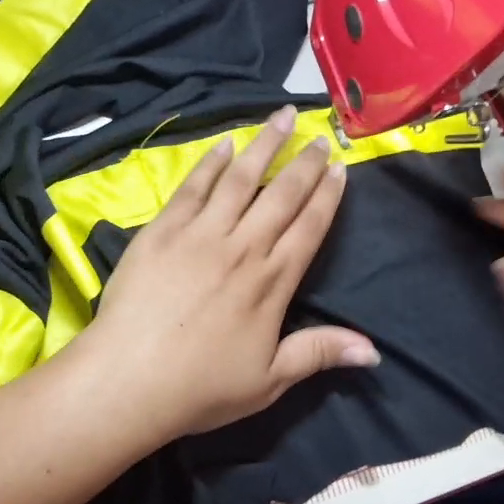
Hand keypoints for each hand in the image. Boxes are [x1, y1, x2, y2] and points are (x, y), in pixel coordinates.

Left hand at [84, 105, 378, 439]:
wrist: (128, 378)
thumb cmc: (201, 387)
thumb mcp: (269, 381)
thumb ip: (319, 354)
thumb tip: (375, 352)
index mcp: (272, 282)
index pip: (309, 227)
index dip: (327, 196)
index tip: (339, 168)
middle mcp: (242, 247)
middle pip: (280, 195)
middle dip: (304, 163)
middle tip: (319, 135)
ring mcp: (199, 234)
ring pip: (239, 179)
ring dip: (263, 146)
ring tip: (280, 117)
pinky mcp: (162, 230)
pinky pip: (192, 188)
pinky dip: (210, 163)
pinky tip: (224, 145)